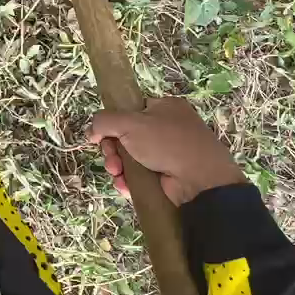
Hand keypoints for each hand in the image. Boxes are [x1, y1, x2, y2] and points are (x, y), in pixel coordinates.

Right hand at [86, 97, 247, 205]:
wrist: (203, 183)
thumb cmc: (167, 143)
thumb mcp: (129, 123)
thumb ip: (104, 121)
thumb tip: (91, 132)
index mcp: (165, 107)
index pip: (131, 110)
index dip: (113, 123)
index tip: (103, 136)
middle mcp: (169, 128)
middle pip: (128, 136)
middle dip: (113, 150)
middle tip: (110, 160)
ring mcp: (171, 153)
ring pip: (133, 157)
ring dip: (119, 166)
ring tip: (116, 174)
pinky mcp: (171, 176)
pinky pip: (143, 174)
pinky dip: (131, 180)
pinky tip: (125, 186)